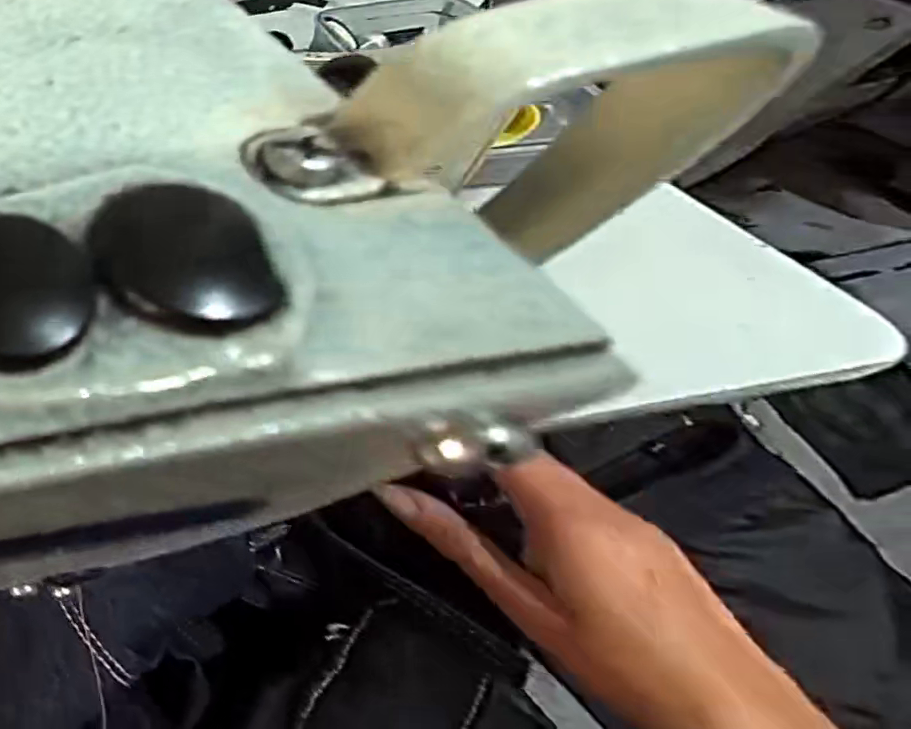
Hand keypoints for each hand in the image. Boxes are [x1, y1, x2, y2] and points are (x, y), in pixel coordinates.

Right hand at [374, 454, 832, 728]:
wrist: (740, 719)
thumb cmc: (631, 669)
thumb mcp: (524, 605)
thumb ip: (458, 543)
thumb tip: (397, 497)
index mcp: (571, 515)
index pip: (500, 443)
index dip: (455, 437)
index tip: (420, 448)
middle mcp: (609, 508)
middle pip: (526, 457)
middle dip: (479, 462)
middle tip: (440, 480)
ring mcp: (637, 522)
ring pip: (556, 478)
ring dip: (514, 485)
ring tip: (488, 516)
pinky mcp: (654, 541)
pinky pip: (586, 502)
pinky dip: (551, 507)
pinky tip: (543, 545)